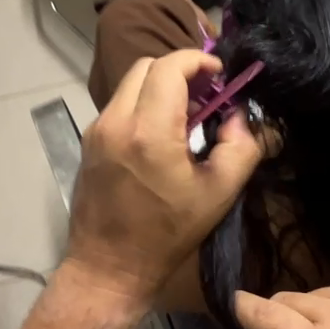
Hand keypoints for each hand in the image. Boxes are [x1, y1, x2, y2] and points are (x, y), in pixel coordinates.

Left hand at [64, 50, 261, 305]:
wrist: (108, 267)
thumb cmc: (166, 234)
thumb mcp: (218, 194)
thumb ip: (240, 147)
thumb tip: (239, 117)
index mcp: (149, 131)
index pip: (169, 67)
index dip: (198, 60)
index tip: (219, 74)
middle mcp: (116, 121)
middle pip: (146, 66)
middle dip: (179, 70)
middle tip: (206, 94)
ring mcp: (97, 131)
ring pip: (130, 84)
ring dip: (160, 87)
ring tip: (187, 116)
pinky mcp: (89, 143)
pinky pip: (119, 105)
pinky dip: (143, 104)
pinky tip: (162, 134)